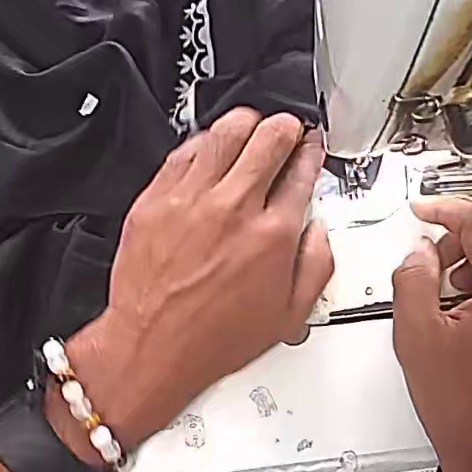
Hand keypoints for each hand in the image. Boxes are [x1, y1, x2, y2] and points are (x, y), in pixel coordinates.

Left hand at [52, 109, 333, 461]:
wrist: (152, 347)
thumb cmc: (213, 338)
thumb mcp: (289, 315)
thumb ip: (316, 265)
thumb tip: (319, 232)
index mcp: (272, 235)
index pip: (301, 172)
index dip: (311, 153)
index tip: (310, 151)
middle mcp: (233, 209)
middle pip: (269, 138)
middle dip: (286, 129)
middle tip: (287, 132)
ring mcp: (191, 200)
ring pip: (226, 132)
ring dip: (247, 123)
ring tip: (252, 128)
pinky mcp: (155, 200)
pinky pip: (184, 151)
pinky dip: (204, 141)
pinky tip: (210, 148)